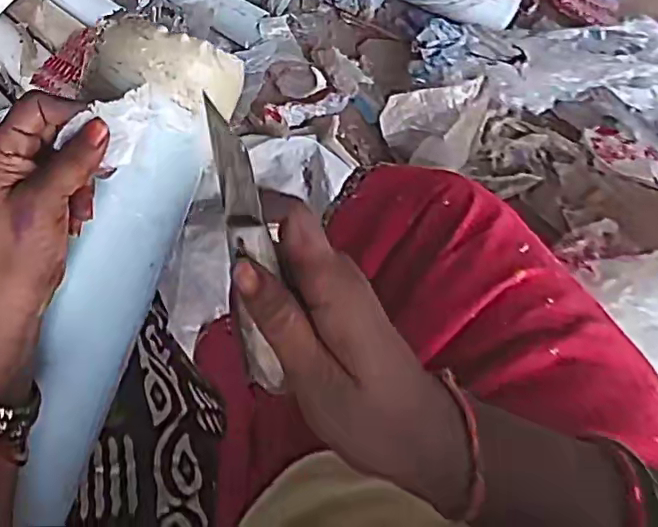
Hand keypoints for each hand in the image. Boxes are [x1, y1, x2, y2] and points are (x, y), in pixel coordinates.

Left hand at [0, 93, 107, 401]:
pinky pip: (72, 171)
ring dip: (82, 174)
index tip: (97, 126)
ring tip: (79, 203)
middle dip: (79, 150)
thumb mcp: (46, 201)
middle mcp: (13, 154)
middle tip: (94, 168)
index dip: (69, 111)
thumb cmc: (14, 255)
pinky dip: (81, 189)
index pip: (37, 106)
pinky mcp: (44, 188)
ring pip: (69, 149)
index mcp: (1, 149)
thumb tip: (97, 127)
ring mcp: (29, 171)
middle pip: (56, 125)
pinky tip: (77, 213)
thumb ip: (73, 161)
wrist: (14, 299)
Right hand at [234, 193, 473, 517]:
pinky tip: (275, 338)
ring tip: (258, 334)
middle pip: (279, 235)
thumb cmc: (373, 418)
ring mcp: (338, 280)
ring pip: (281, 258)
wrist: (432, 445)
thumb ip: (276, 316)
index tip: (225, 240)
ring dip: (258, 284)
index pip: (291, 213)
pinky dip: (273, 298)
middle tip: (243, 315)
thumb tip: (240, 265)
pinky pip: (291, 277)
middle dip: (248, 262)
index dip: (254, 211)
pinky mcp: (335, 295)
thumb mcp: (313, 375)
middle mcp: (337, 268)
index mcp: (332, 279)